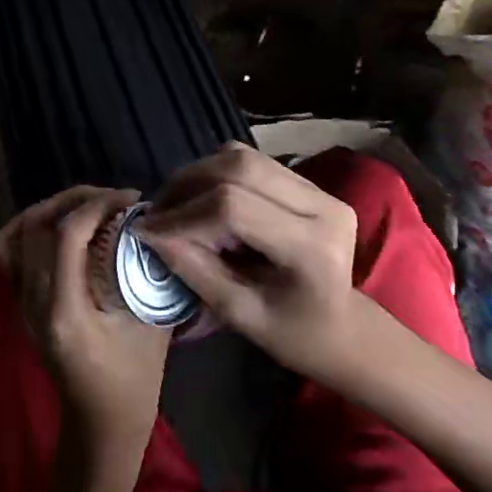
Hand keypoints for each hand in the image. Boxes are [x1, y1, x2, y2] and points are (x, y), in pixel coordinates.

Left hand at [0, 187, 170, 451]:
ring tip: (87, 203)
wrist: (99, 427)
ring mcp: (19, 303)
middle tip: (112, 197)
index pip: (66, 236)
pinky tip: (64, 223)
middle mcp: (31, 302)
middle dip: (75, 199)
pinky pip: (11, 252)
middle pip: (35, 226)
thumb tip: (156, 228)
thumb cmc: (132, 384)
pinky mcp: (19, 303)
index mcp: (64, 313)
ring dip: (50, 208)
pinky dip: (31, 227)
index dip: (98, 205)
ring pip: (15, 235)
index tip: (130, 199)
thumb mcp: (152, 327)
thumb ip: (150, 274)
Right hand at [139, 143, 364, 380]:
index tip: (147, 231)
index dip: (184, 215)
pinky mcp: (307, 181)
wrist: (344, 329)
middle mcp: (322, 206)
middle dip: (186, 185)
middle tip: (156, 211)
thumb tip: (149, 233)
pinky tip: (201, 198)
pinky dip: (215, 172)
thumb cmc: (294, 335)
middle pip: (239, 168)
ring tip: (173, 203)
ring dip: (197, 174)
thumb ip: (194, 269)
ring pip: (243, 157)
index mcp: (312, 248)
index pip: (234, 208)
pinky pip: (251, 160)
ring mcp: (319, 188)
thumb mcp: (240, 314)